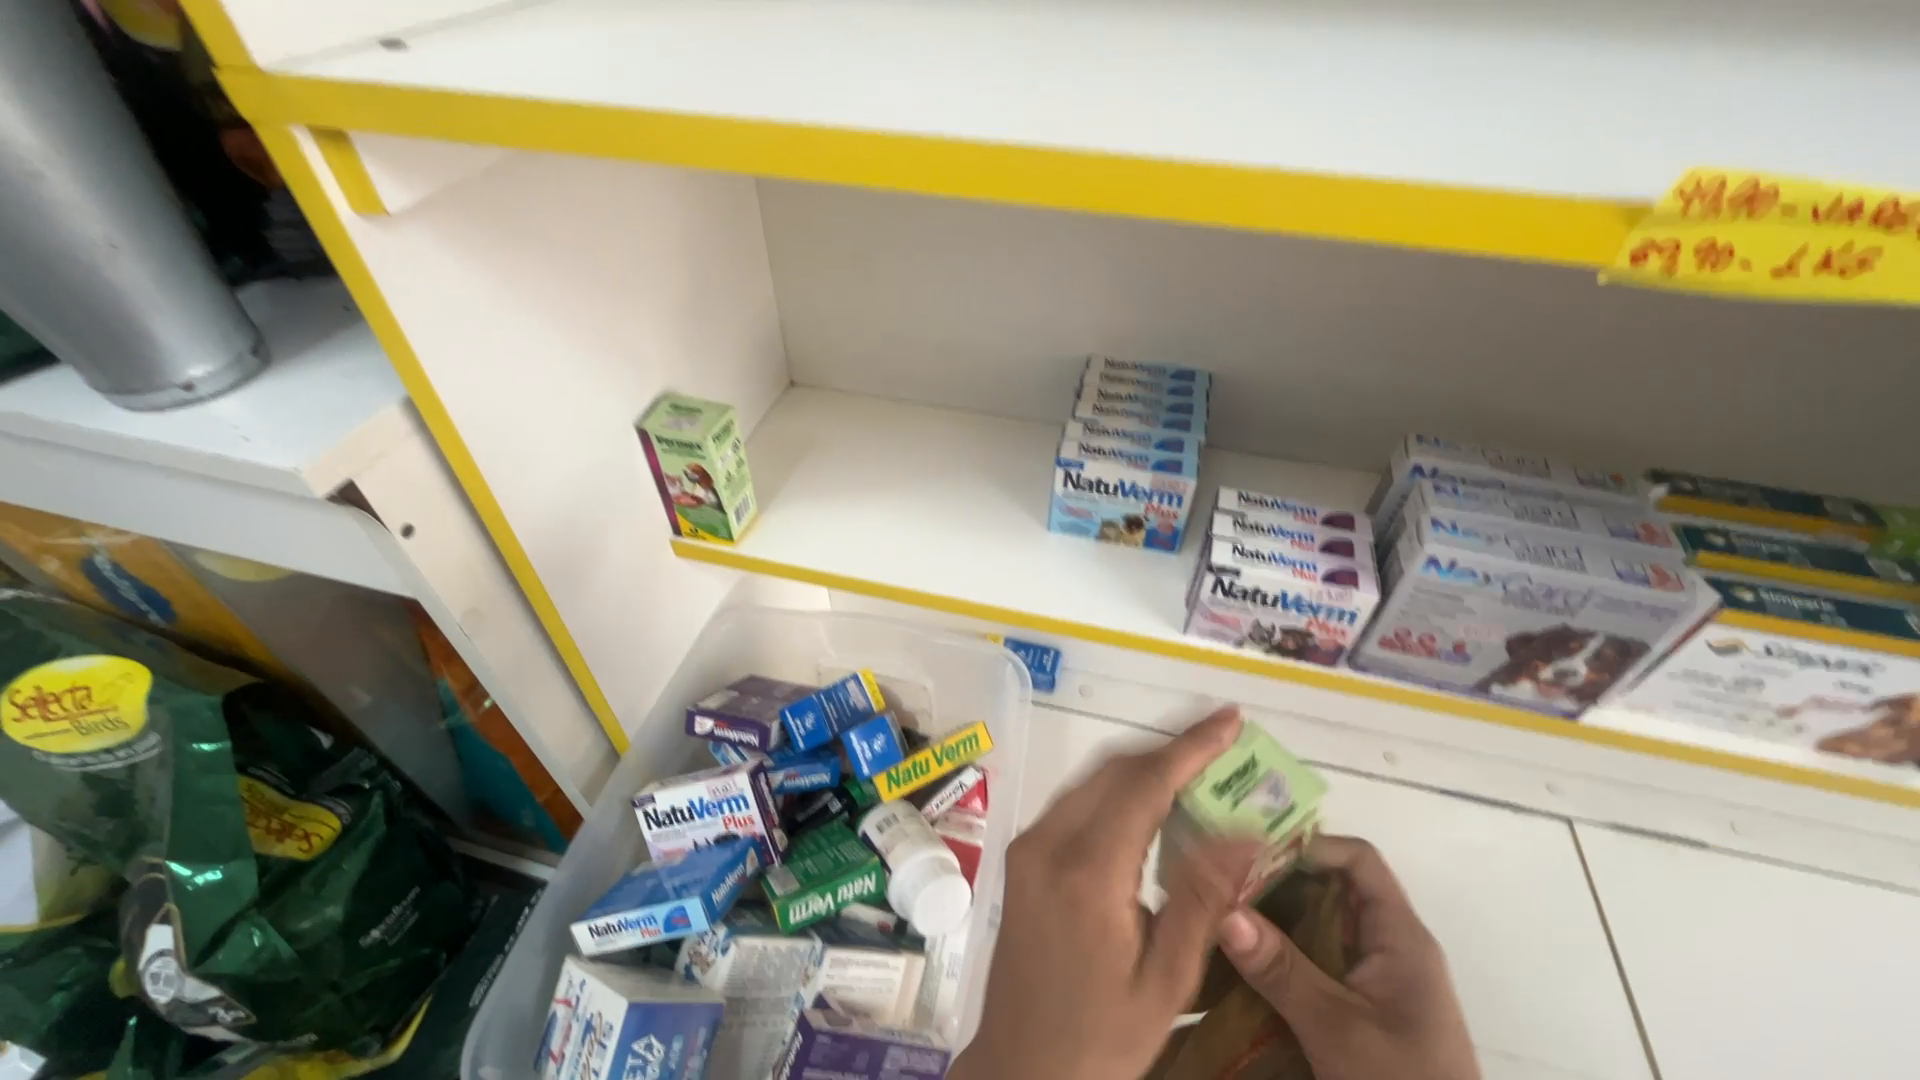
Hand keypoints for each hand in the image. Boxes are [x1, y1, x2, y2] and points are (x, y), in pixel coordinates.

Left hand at [949, 706, 1255, 1079]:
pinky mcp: (1022, 859)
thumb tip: (1247, 831)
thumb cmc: (1101, 1036)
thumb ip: (1202, 899)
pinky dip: (1114, 792)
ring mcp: (1028, 848)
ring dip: (1142, 768)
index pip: (1144, 784)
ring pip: (1091, 782)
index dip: (1191, 747)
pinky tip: (1148, 808)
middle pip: (1114, 771)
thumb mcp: (1166, 981)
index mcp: (1087, 872)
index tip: (1229, 719)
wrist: (1020, 1068)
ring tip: (1195, 770)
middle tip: (1222, 747)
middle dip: (1169, 751)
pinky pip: (1074, 804)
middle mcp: (1048, 843)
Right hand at [1217, 835, 1480, 1079]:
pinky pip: (1312, 963)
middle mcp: (1387, 947)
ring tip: (1216, 916)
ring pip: (1314, 927)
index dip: (1307, 846)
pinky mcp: (1357, 1009)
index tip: (1249, 851)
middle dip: (1274, 883)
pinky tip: (1236, 964)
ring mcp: (1372, 979)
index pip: (1357, 859)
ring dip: (1269, 922)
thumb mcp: (1338, 1029)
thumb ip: (1281, 969)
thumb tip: (1222, 909)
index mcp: (1399, 936)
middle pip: (1328, 889)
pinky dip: (1276, 957)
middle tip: (1217, 882)